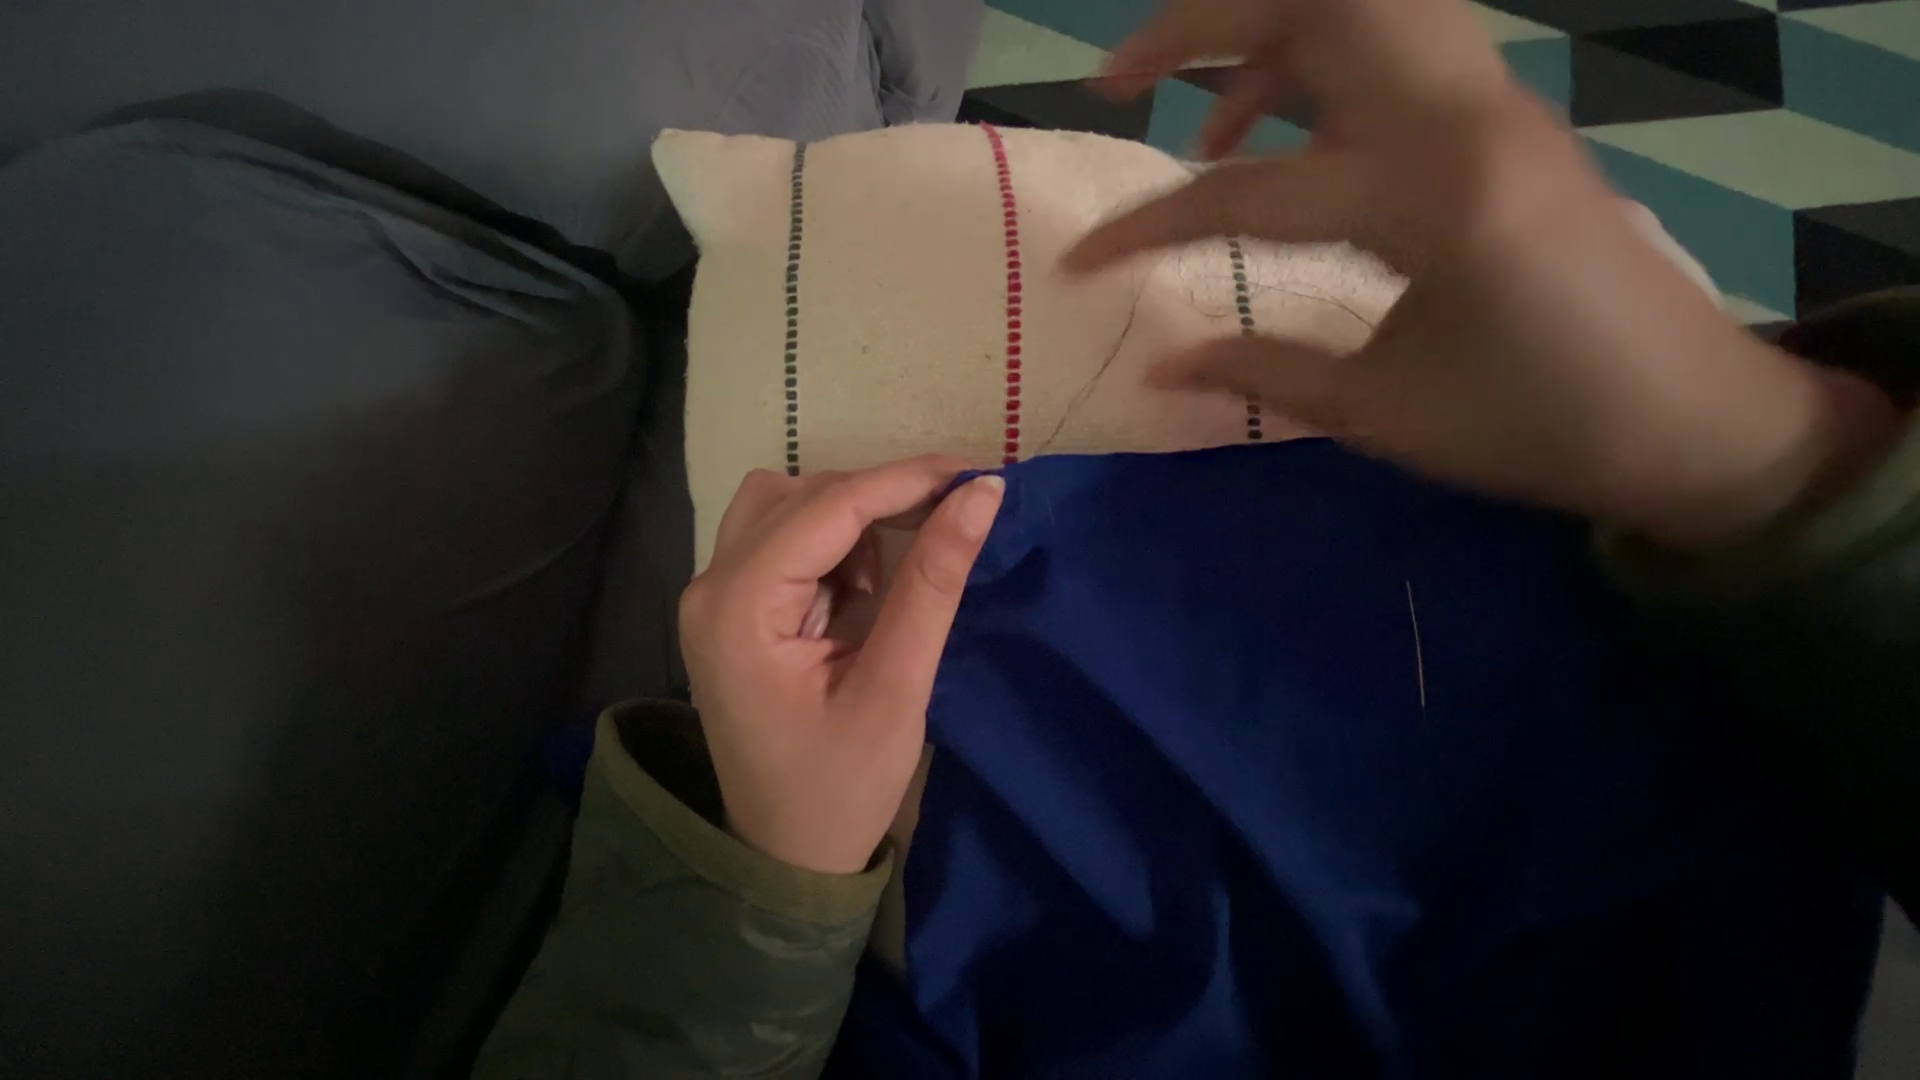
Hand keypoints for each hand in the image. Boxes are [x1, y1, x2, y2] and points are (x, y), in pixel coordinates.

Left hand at [678, 458, 1003, 875]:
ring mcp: (714, 597)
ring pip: (785, 507)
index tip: (977, 474)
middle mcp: (711, 587)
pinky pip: (782, 540)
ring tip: (891, 574)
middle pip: (799, 495)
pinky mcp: (731, 609)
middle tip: (947, 521)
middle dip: (879, 498)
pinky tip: (860, 592)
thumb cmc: (842, 789)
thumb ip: (934, 583)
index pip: (829, 506)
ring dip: (849, 518)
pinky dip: (831, 545)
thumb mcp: (897, 687)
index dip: (907, 480)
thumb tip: (982, 495)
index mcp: (740, 609)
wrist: (784, 858)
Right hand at [1073, 0, 1901, 549]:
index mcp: (1431, 199)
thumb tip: (1158, 365)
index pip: (1247, 192)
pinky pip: (1399, 46)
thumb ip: (1257, 369)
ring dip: (1265, 31)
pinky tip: (1281, 137)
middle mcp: (1466, 116)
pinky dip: (1321, 65)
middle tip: (1118, 79)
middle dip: (1199, 21)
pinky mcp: (1502, 115)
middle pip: (1319, 3)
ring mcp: (1495, 101)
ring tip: (1199, 111)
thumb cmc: (1528, 428)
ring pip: (1366, 4)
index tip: (1077, 264)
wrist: (1688, 418)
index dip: (1146, 228)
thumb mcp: (1376, 412)